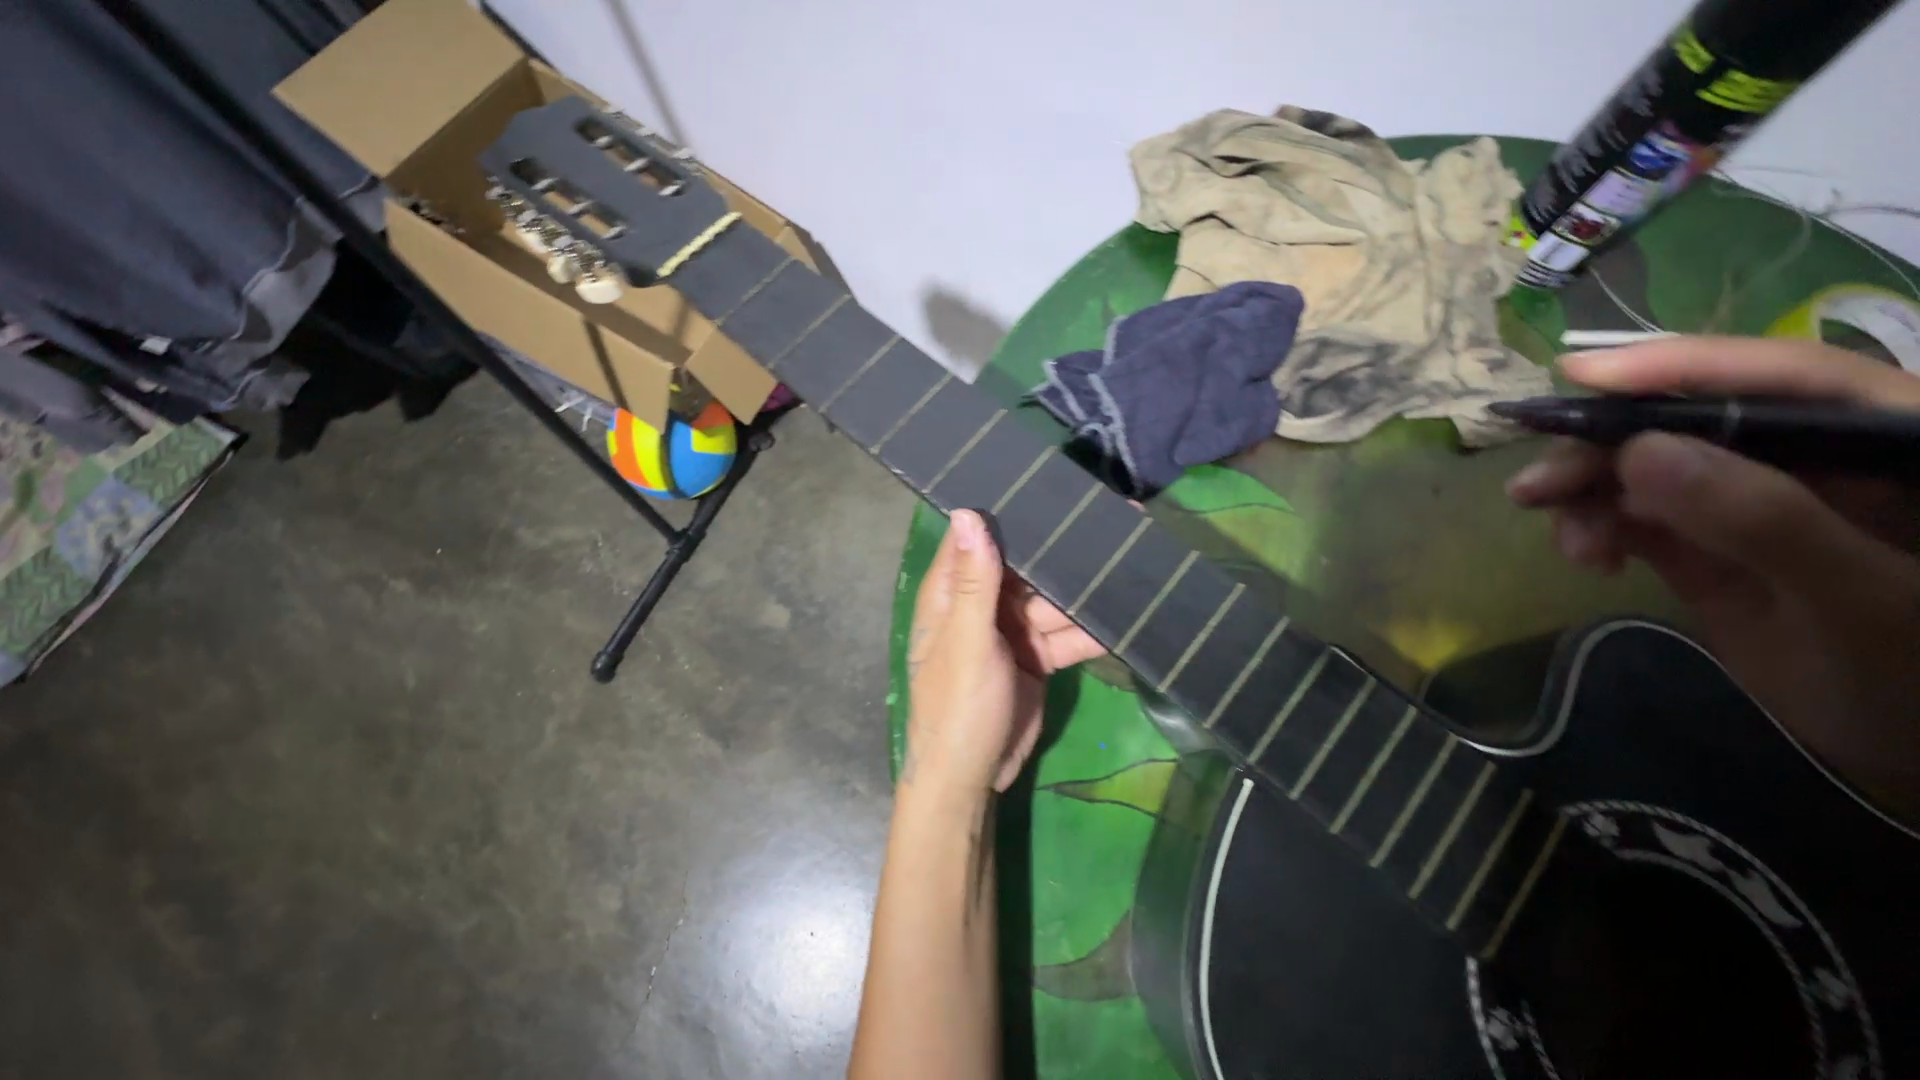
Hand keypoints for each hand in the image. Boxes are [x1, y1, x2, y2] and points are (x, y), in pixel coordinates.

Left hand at [903, 509, 1106, 799]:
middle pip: (1027, 566)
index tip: (1052, 484)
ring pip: (1054, 599)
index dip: (1011, 511)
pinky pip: (1067, 633)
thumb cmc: (957, 707)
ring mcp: (1011, 631)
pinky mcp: (1036, 656)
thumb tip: (968, 511)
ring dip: (1087, 588)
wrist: (972, 778)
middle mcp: (982, 604)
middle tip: (1118, 517)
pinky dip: (1092, 627)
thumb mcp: (967, 642)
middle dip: (1065, 550)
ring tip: (1134, 558)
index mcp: (952, 594)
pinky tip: (1130, 608)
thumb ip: (975, 581)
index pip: (980, 538)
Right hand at [1505, 337, 1919, 817]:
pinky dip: (1596, 524)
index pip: (1783, 381)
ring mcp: (1752, 497)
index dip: (1681, 368)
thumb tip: (1641, 453)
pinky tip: (1588, 557)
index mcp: (1885, 440)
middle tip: (1536, 486)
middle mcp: (1812, 456)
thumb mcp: (1861, 601)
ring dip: (1589, 491)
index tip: (1580, 377)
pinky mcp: (1706, 537)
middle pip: (1692, 420)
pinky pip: (1634, 510)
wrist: (1915, 752)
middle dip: (1607, 446)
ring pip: (1648, 464)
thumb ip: (1765, 522)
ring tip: (1567, 541)